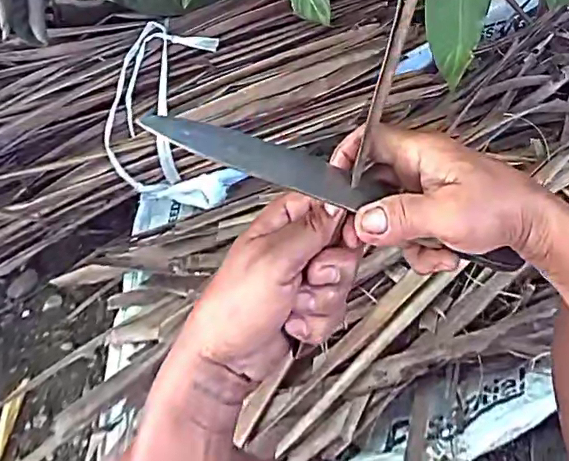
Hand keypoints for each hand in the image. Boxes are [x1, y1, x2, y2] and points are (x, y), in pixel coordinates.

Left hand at [170, 187, 360, 396]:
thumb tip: (338, 202)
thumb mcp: (273, 260)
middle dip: (330, 270)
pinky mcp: (314, 302)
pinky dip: (316, 320)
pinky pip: (337, 307)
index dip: (345, 221)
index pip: (333, 203)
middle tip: (306, 278)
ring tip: (291, 303)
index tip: (343, 240)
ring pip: (344, 277)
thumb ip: (311, 228)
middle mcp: (300, 243)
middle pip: (346, 243)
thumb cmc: (230, 309)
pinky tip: (292, 321)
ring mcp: (308, 274)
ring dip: (319, 299)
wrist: (222, 365)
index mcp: (287, 219)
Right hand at [333, 125, 552, 273]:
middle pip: (376, 182)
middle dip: (379, 216)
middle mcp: (424, 164)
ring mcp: (431, 185)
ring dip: (407, 238)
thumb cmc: (502, 206)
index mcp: (423, 151)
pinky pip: (413, 226)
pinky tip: (445, 252)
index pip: (370, 139)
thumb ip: (401, 217)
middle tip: (382, 235)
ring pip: (393, 211)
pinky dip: (424, 246)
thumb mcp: (445, 216)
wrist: (533, 225)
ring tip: (432, 246)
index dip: (347, 158)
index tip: (334, 186)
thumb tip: (363, 220)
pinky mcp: (440, 206)